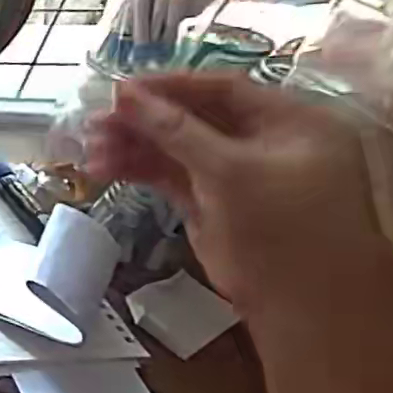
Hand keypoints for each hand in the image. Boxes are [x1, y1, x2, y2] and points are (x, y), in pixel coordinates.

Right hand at [83, 73, 392, 324]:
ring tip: (90, 151)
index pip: (221, 89)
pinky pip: (165, 173)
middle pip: (190, 117)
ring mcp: (231, 172)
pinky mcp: (207, 199)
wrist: (302, 306)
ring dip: (130, 146)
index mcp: (288, 122)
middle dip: (140, 120)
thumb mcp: (229, 170)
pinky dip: (134, 169)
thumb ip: (174, 129)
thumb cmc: (284, 227)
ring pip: (172, 147)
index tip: (119, 89)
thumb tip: (124, 93)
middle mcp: (260, 141)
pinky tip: (102, 170)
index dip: (168, 86)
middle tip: (94, 123)